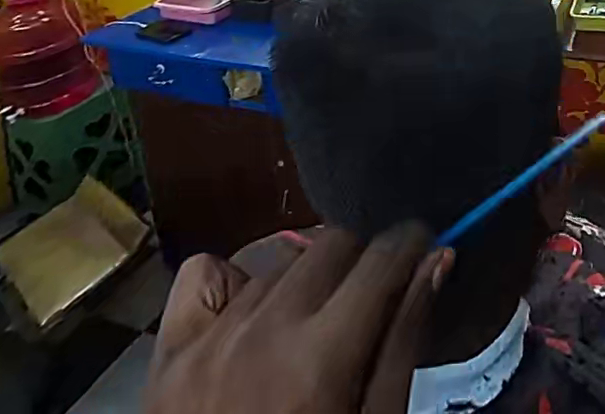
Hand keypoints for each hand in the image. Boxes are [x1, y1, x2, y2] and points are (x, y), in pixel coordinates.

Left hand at [145, 224, 452, 413]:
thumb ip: (405, 340)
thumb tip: (436, 258)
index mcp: (320, 360)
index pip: (382, 257)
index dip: (410, 245)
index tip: (419, 250)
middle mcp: (263, 332)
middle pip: (332, 244)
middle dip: (361, 262)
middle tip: (366, 302)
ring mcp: (208, 339)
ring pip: (279, 261)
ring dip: (305, 281)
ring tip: (309, 328)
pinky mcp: (168, 352)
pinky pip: (204, 272)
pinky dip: (232, 281)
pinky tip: (248, 315)